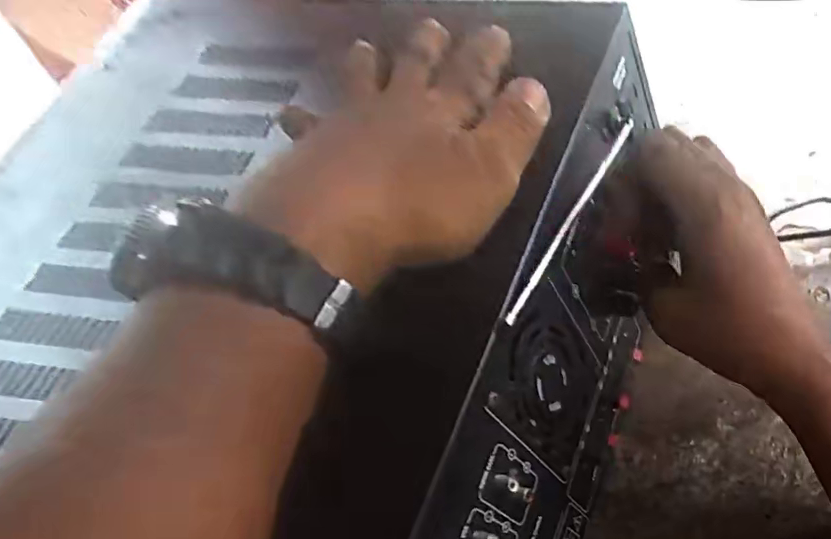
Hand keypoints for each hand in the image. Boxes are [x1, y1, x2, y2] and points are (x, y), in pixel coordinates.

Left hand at [229, 20, 550, 289]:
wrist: (340, 221)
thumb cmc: (429, 204)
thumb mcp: (490, 172)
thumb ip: (513, 131)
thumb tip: (534, 86)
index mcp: (444, 115)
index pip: (473, 78)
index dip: (487, 58)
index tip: (498, 33)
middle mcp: (398, 107)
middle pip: (416, 69)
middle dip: (430, 48)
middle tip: (434, 26)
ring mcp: (352, 123)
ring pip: (363, 84)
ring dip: (368, 66)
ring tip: (367, 48)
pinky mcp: (319, 149)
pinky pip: (313, 124)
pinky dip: (308, 115)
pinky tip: (296, 112)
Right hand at [633, 130, 830, 400]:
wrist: (790, 354)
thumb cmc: (731, 335)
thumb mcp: (668, 311)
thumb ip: (642, 272)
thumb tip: (637, 260)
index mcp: (706, 201)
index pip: (649, 151)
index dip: (623, 187)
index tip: (622, 235)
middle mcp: (729, 188)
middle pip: (672, 145)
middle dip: (643, 180)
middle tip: (637, 231)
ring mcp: (747, 201)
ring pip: (696, 162)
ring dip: (668, 188)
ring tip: (660, 238)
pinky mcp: (756, 221)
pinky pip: (716, 186)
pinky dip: (691, 202)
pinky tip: (685, 248)